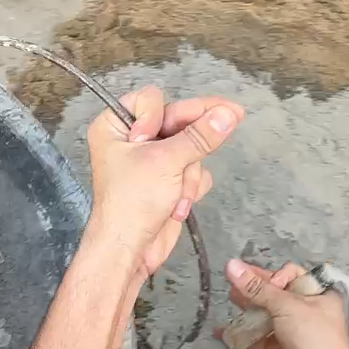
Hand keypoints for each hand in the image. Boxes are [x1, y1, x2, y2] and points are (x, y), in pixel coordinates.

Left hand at [81, 87, 242, 279]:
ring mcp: (151, 159)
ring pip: (189, 148)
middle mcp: (131, 138)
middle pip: (176, 121)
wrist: (130, 249)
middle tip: (234, 114)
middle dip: (188, 145)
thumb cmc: (132, 201)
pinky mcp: (167, 179)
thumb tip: (227, 113)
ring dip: (188, 174)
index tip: (152, 139)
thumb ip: (200, 136)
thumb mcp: (166, 162)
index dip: (159, 117)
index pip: (150, 99)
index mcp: (115, 125)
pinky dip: (190, 187)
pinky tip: (179, 204)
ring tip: (177, 194)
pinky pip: (193, 170)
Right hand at [222, 260, 348, 348]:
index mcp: (317, 294)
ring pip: (264, 315)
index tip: (265, 286)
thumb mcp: (286, 306)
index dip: (275, 277)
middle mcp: (304, 310)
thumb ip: (256, 288)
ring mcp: (290, 331)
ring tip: (230, 299)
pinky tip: (222, 331)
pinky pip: (257, 338)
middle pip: (274, 294)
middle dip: (253, 289)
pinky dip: (242, 335)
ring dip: (246, 309)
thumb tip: (230, 264)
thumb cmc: (314, 337)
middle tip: (233, 283)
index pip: (291, 274)